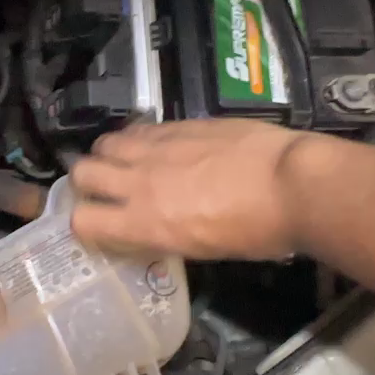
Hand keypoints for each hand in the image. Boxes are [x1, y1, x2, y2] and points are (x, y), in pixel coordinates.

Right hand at [70, 119, 314, 259]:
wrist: (293, 182)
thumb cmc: (259, 232)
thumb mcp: (203, 249)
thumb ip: (162, 234)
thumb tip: (151, 226)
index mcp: (145, 223)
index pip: (82, 222)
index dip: (84, 224)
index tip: (98, 226)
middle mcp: (139, 182)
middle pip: (81, 172)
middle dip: (87, 182)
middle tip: (107, 190)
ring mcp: (155, 148)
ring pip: (104, 144)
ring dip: (109, 156)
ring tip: (128, 163)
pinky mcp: (176, 124)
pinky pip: (138, 129)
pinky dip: (137, 139)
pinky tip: (156, 147)